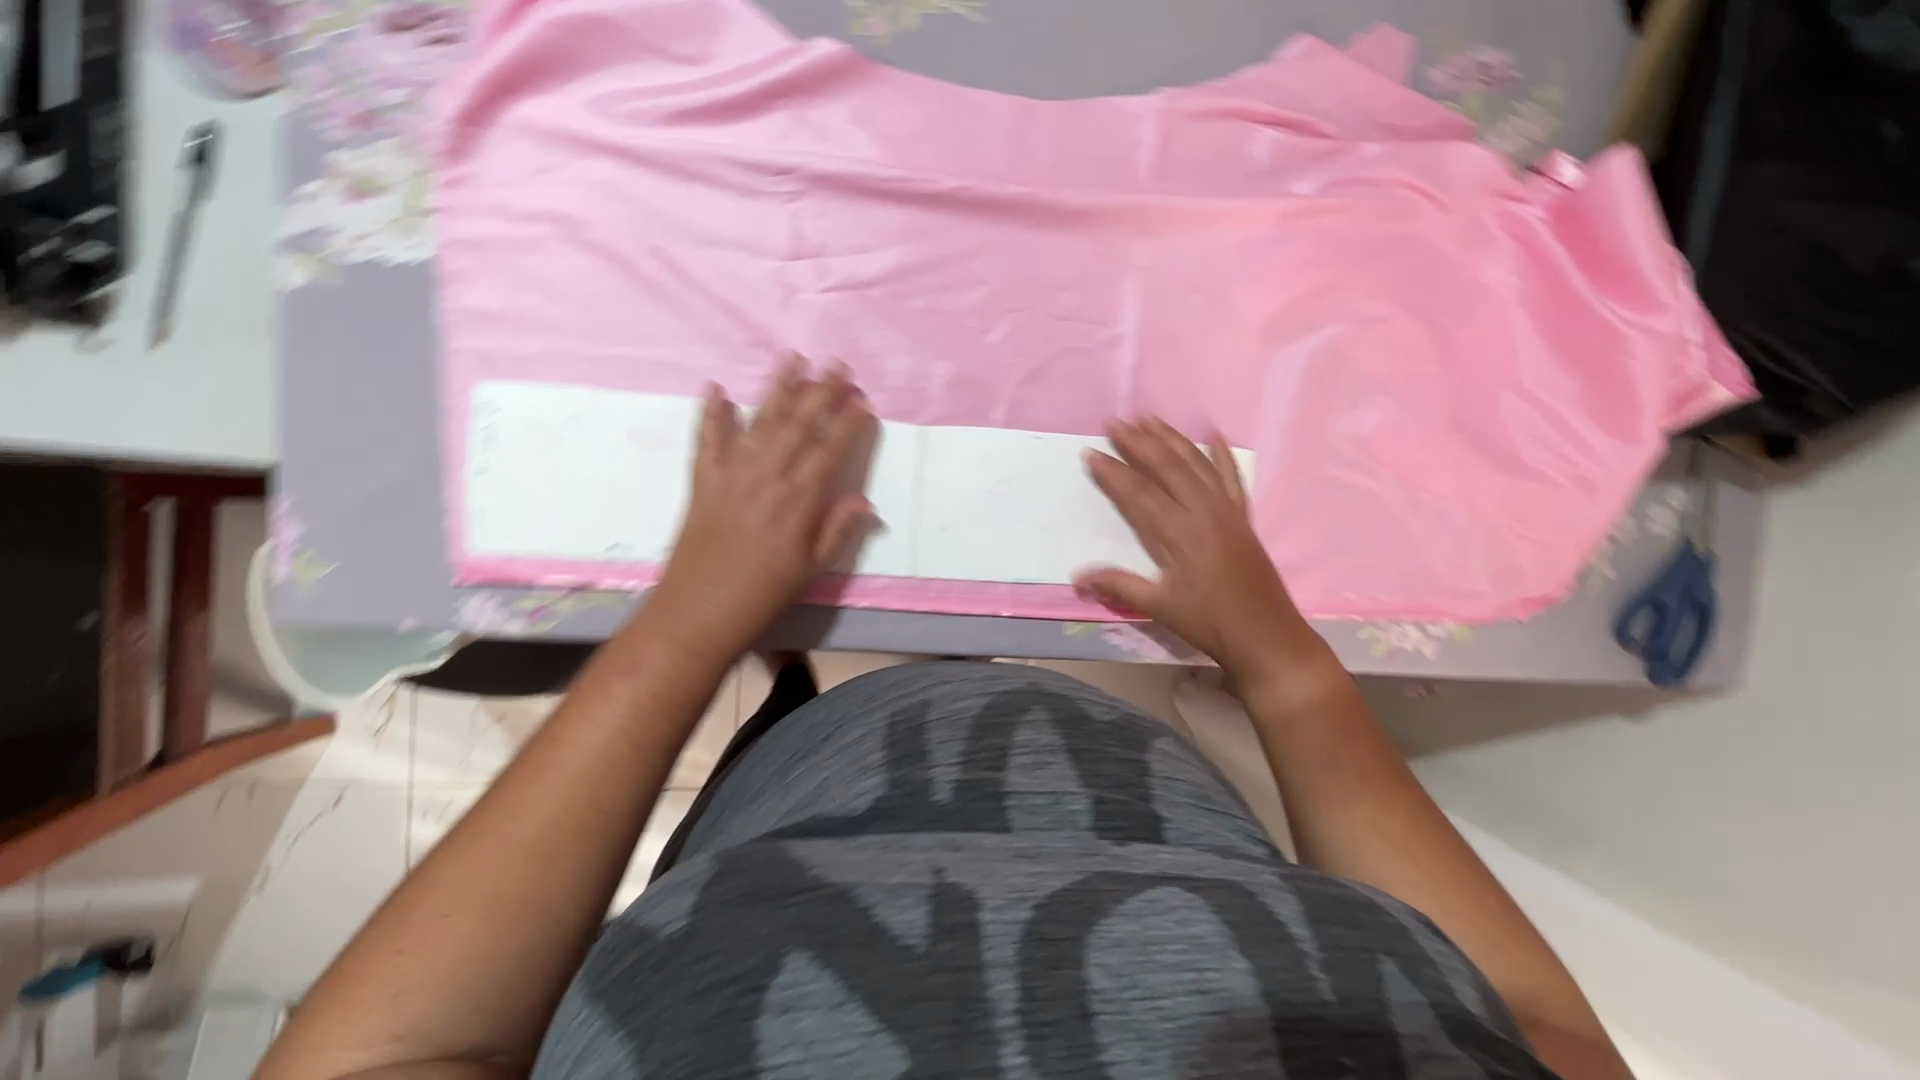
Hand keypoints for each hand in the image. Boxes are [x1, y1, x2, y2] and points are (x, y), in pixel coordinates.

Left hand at [647, 358, 876, 662]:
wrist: (698, 613)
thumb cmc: (763, 596)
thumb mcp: (811, 569)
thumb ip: (836, 530)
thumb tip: (864, 501)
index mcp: (798, 501)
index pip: (829, 450)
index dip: (847, 423)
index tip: (862, 401)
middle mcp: (766, 478)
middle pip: (798, 425)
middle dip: (820, 392)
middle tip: (837, 366)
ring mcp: (731, 475)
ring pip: (758, 422)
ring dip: (777, 389)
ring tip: (793, 360)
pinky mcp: (702, 481)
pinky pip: (707, 440)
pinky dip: (711, 413)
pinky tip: (716, 388)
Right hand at [1075, 417, 1333, 693]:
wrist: (1267, 636)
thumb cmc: (1210, 623)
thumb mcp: (1159, 608)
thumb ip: (1118, 586)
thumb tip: (1077, 577)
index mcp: (1179, 534)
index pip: (1139, 494)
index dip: (1114, 473)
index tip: (1091, 452)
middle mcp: (1203, 513)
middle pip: (1167, 468)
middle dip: (1140, 443)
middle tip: (1115, 422)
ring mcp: (1227, 512)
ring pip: (1197, 465)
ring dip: (1172, 440)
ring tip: (1150, 419)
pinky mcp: (1243, 518)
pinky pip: (1232, 478)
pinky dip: (1222, 457)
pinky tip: (1214, 438)